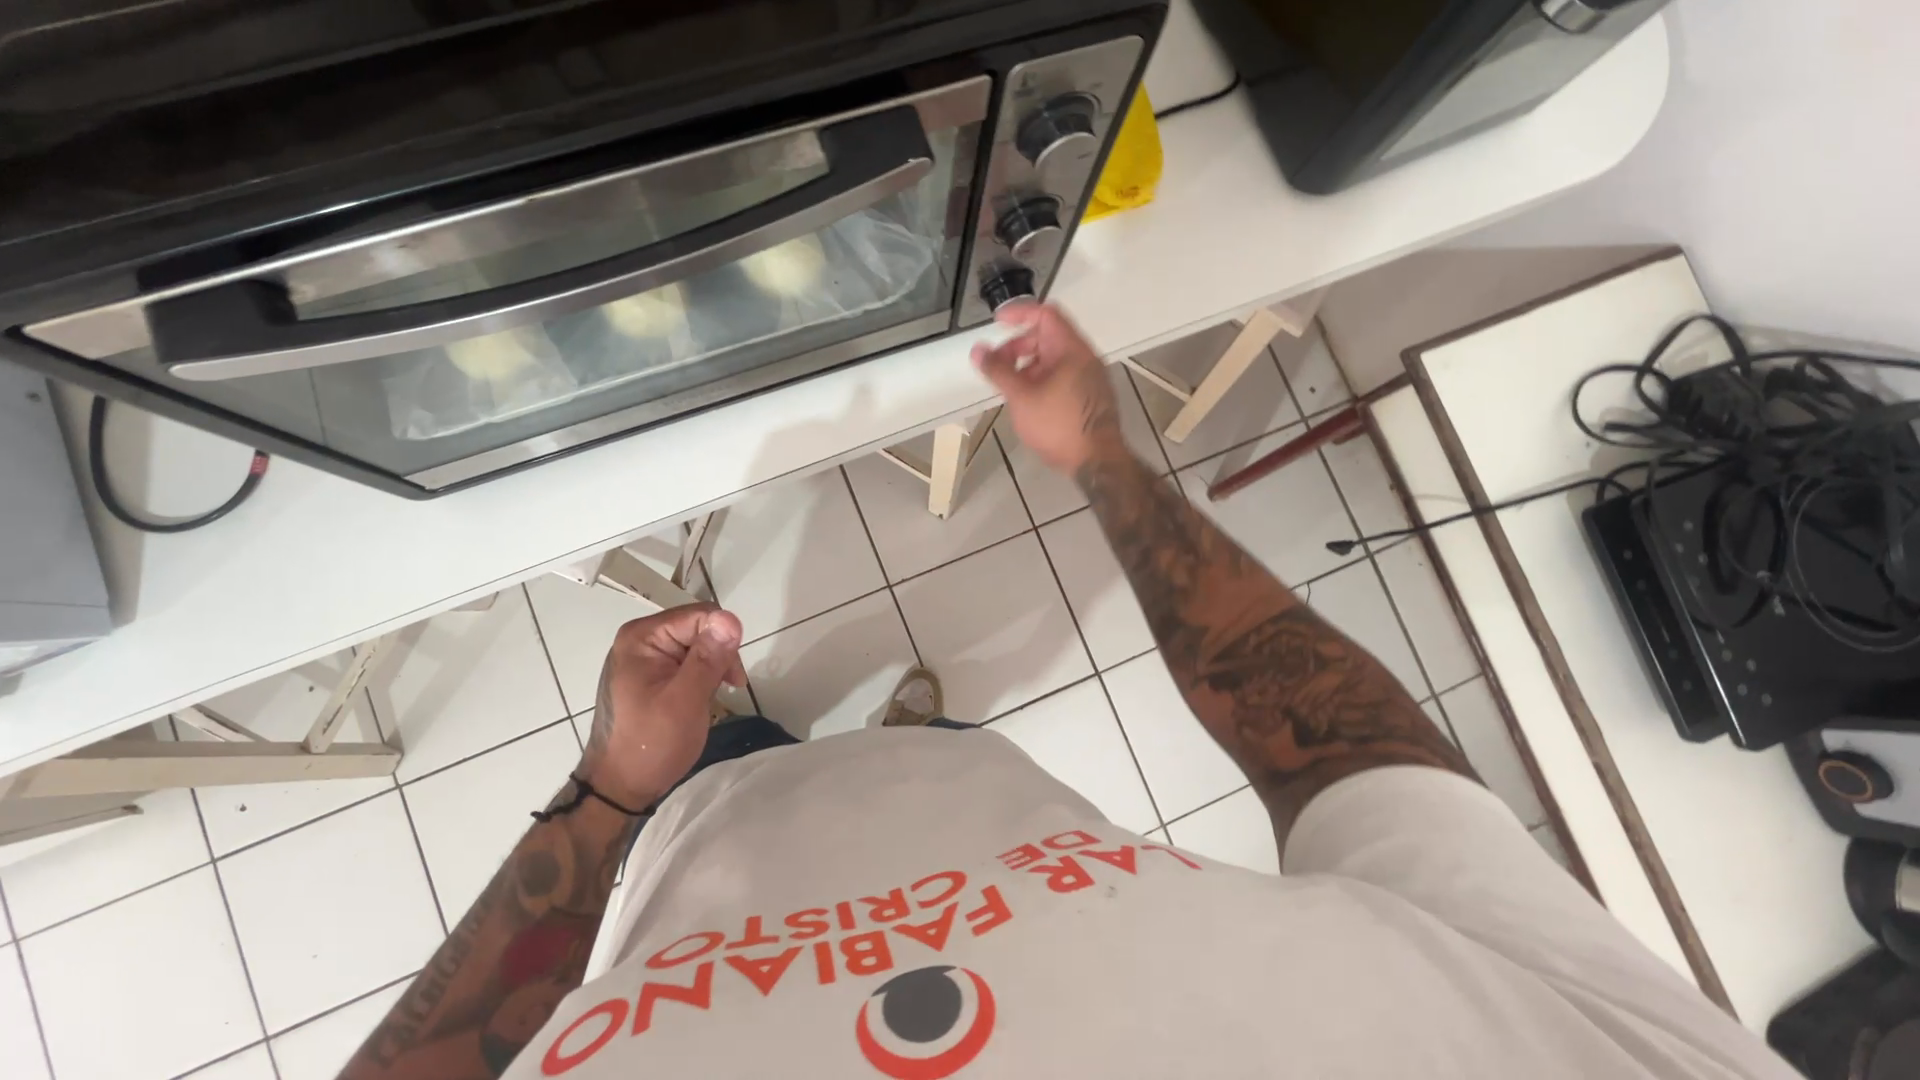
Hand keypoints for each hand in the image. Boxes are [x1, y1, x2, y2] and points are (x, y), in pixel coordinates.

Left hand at [578, 603, 745, 807]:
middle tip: (726, 688)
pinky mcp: (648, 674)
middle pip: (698, 627)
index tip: (732, 678)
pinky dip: (700, 677)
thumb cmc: (651, 745)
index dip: (724, 640)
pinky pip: (685, 661)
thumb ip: (708, 658)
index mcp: (641, 637)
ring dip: (712, 667)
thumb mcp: (685, 700)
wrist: (619, 787)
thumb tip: (731, 619)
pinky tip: (700, 698)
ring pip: (696, 644)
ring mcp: (642, 657)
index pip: (700, 616)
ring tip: (710, 698)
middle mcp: (639, 639)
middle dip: (719, 654)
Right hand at [971, 302, 1124, 475]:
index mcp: (1071, 349)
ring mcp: (1091, 377)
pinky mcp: (1092, 395)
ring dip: (1029, 365)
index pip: (1045, 314)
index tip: (997, 324)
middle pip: (1048, 336)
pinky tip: (1030, 401)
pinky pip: (1064, 375)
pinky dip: (1043, 378)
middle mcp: (1085, 357)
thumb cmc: (1059, 426)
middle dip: (1019, 346)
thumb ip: (999, 371)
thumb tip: (978, 350)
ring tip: (1011, 387)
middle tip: (998, 365)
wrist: (1097, 462)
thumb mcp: (1022, 397)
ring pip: (1055, 358)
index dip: (1019, 314)